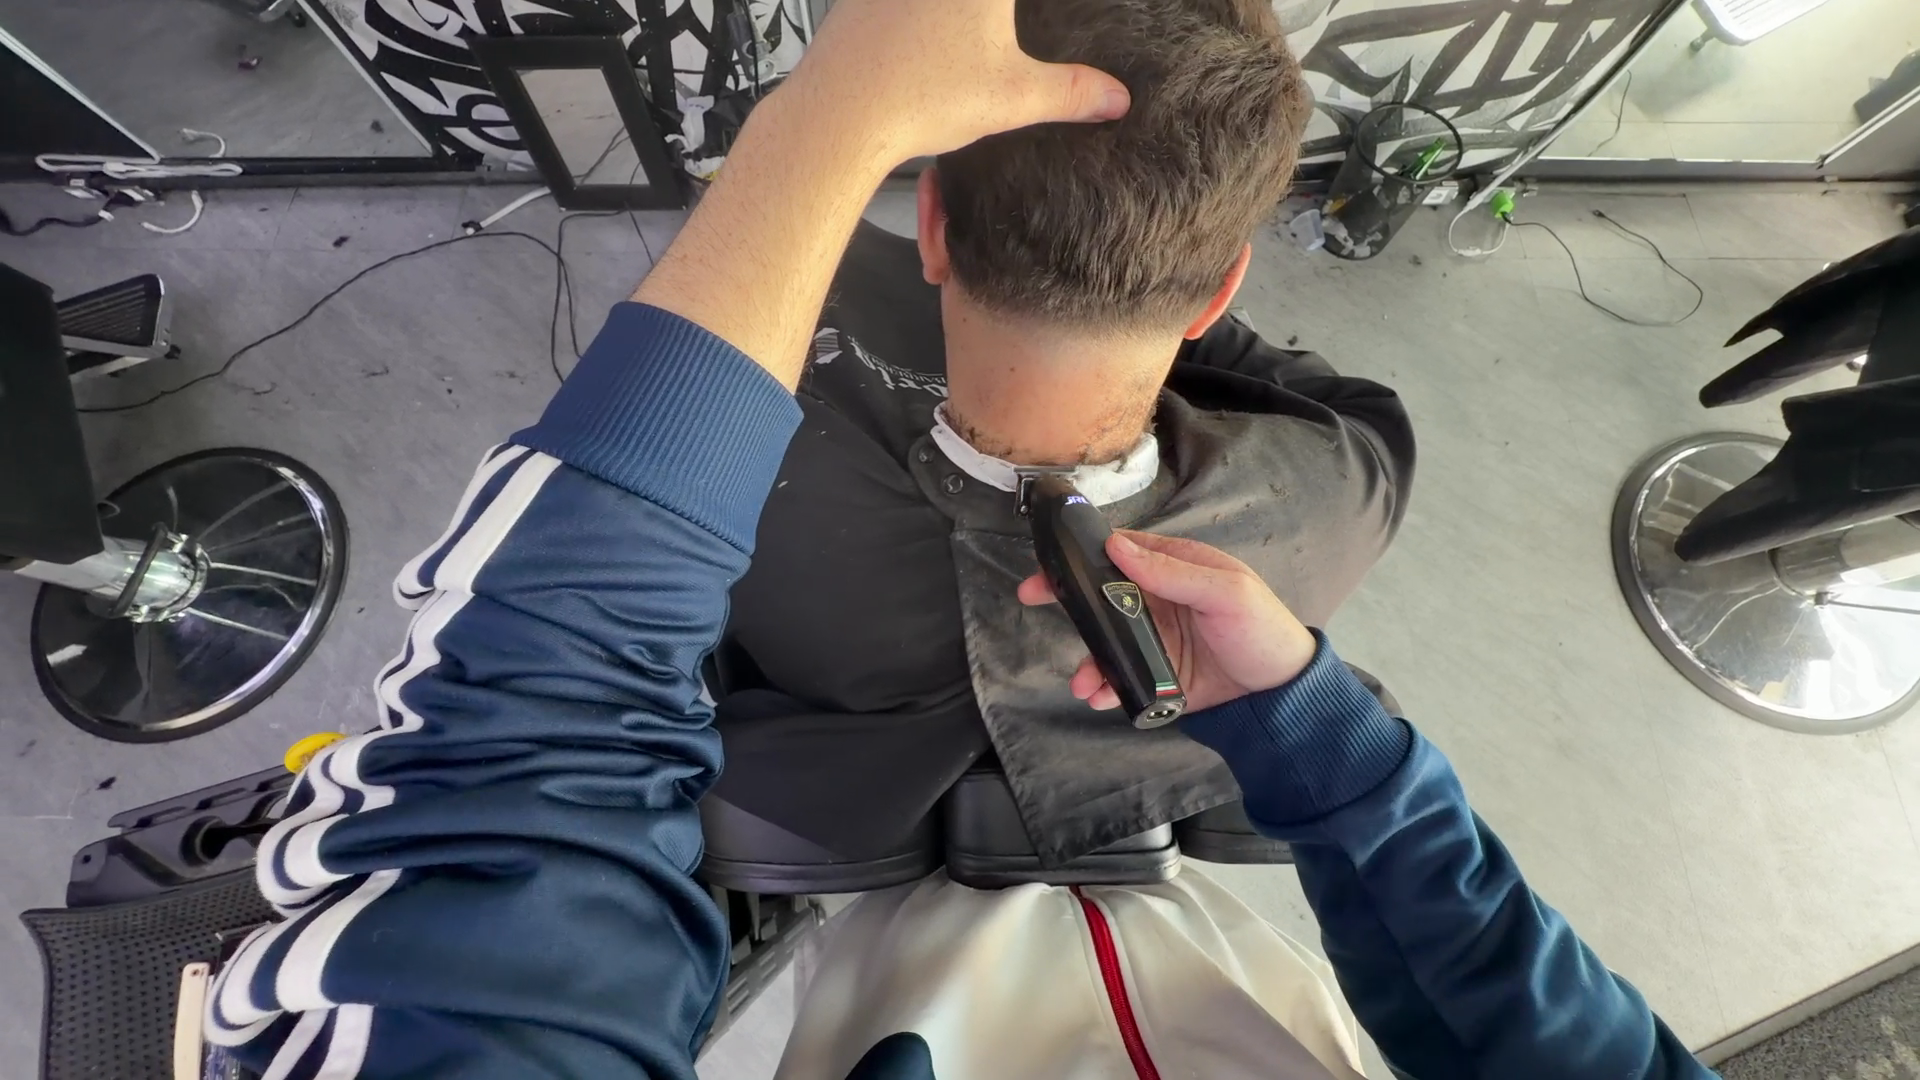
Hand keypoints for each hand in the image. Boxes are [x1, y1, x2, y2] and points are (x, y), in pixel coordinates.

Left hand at [781, 0, 1130, 163]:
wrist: (843, 110)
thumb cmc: (920, 95)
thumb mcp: (1011, 96)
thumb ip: (1070, 93)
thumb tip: (1115, 99)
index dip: (1015, 13)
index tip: (1014, 28)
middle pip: (990, 0)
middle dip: (998, 17)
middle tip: (1003, 31)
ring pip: (944, 3)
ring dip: (964, 16)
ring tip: (971, 38)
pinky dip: (921, 12)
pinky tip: (927, 31)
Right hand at [1017, 531, 1317, 713]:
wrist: (1283, 694)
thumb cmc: (1261, 629)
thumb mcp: (1226, 592)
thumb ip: (1173, 571)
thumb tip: (1116, 546)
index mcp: (1173, 567)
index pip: (1118, 550)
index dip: (1082, 551)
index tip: (1051, 558)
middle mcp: (1155, 599)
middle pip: (1099, 593)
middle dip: (1065, 597)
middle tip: (1031, 596)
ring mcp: (1152, 637)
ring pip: (1104, 639)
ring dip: (1087, 657)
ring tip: (1082, 681)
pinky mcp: (1154, 673)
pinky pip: (1119, 674)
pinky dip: (1104, 684)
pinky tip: (1099, 695)